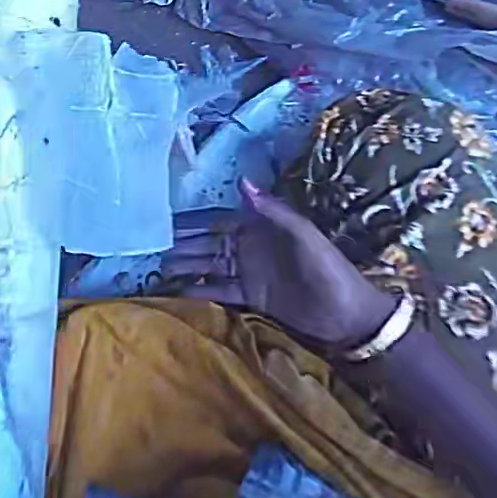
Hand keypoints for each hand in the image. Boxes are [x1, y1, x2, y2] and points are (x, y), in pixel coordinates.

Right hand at [170, 179, 397, 349]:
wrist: (348, 316)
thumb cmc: (328, 269)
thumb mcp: (303, 234)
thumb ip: (273, 210)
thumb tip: (241, 181)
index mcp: (258, 227)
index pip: (214, 221)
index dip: (189, 222)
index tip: (161, 223)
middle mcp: (247, 247)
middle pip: (205, 245)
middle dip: (179, 246)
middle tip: (148, 251)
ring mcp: (247, 273)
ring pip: (207, 267)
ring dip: (184, 268)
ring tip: (155, 272)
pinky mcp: (251, 298)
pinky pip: (218, 291)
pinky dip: (198, 292)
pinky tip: (176, 295)